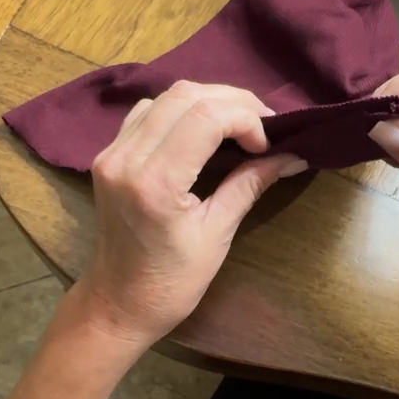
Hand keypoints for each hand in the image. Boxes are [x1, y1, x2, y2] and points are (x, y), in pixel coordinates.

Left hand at [72, 81, 306, 347]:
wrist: (117, 303)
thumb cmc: (170, 283)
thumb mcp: (216, 235)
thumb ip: (248, 185)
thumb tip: (291, 155)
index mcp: (155, 182)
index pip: (205, 116)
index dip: (245, 118)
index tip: (267, 143)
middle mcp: (126, 158)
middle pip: (185, 96)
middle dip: (232, 102)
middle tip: (262, 126)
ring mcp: (111, 154)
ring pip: (164, 98)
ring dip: (206, 101)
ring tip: (237, 125)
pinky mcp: (107, 156)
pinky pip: (146, 113)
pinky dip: (178, 111)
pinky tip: (200, 131)